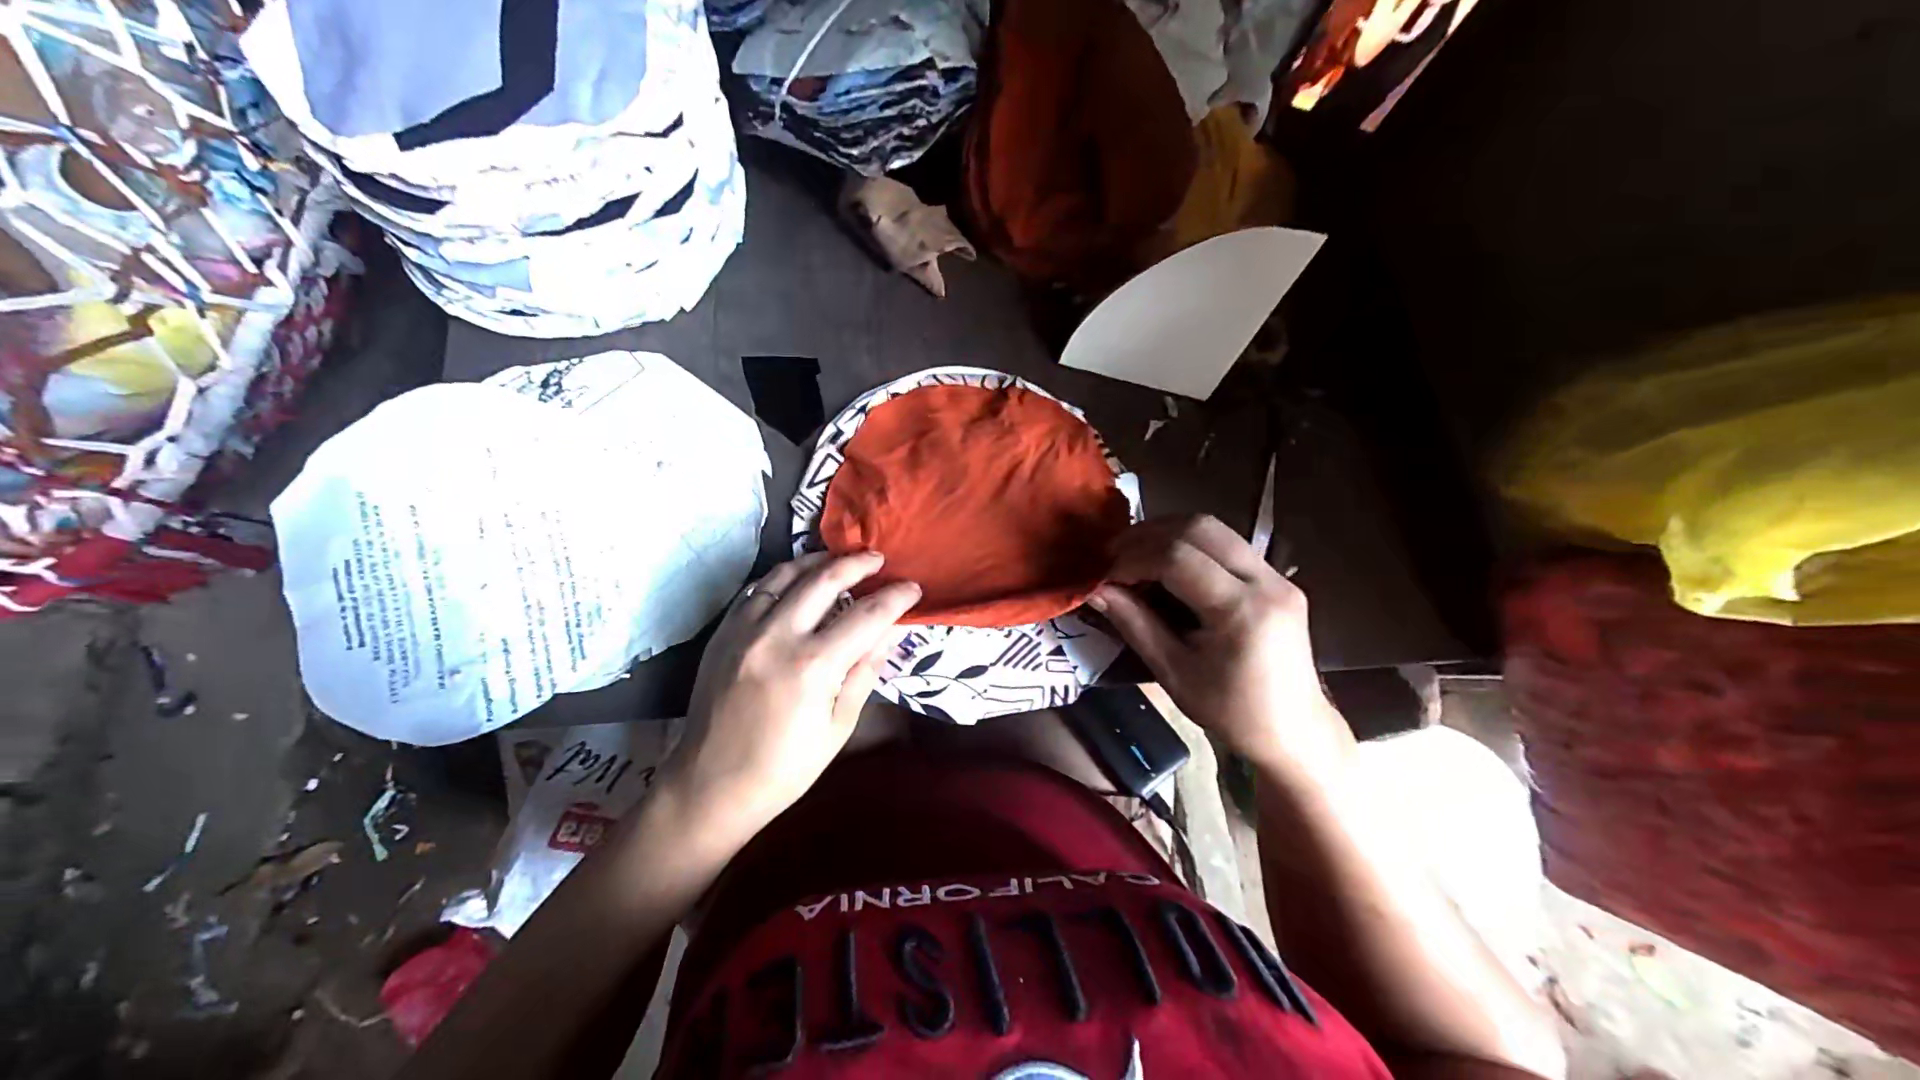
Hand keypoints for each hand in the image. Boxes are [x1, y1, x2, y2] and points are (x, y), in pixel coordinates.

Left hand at [664, 552, 920, 836]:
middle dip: (858, 564)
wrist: (710, 786)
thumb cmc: (784, 769)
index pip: (867, 616)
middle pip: (825, 579)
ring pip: (786, 574)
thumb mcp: (838, 727)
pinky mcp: (722, 633)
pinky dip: (782, 577)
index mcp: (813, 666)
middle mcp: (778, 636)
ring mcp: (744, 630)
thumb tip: (890, 632)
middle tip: (878, 560)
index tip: (913, 589)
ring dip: (818, 561)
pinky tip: (796, 580)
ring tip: (839, 560)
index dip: (896, 597)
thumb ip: (864, 672)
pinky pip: (756, 589)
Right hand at [1091, 515, 1351, 780]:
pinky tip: (1165, 566)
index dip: (1133, 559)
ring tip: (1134, 556)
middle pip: (1199, 528)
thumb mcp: (1173, 672)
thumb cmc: (1230, 711)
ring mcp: (1277, 575)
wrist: (1294, 730)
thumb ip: (1134, 623)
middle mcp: (1266, 581)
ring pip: (1214, 528)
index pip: (1177, 558)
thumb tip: (1095, 589)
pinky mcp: (1277, 577)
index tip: (1104, 575)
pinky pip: (1226, 544)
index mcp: (1242, 610)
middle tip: (1113, 556)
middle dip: (1148, 535)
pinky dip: (1189, 545)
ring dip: (1168, 533)